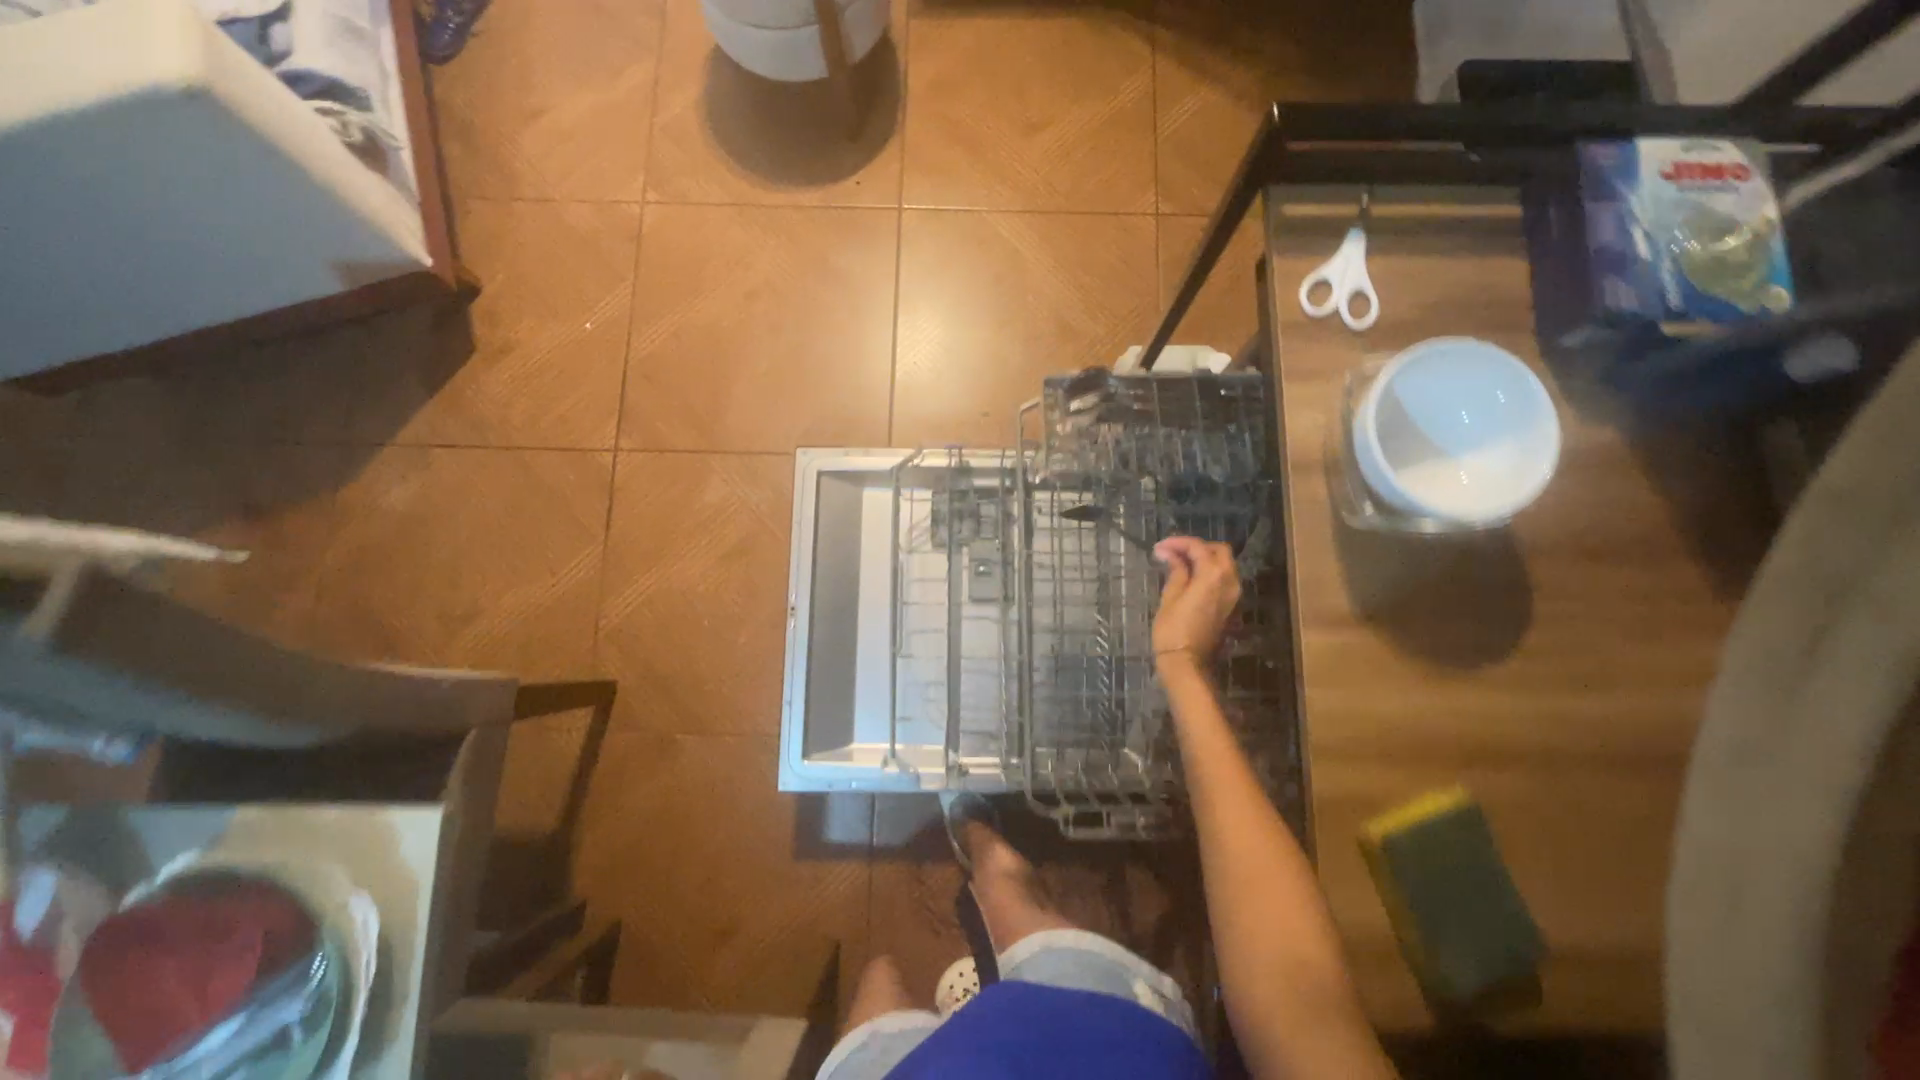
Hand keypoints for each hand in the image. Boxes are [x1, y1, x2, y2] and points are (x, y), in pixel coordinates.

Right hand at [1152, 536, 1240, 671]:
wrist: (1186, 662)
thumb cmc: (1173, 630)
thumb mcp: (1170, 597)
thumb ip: (1176, 571)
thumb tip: (1171, 554)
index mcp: (1213, 575)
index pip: (1198, 547)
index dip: (1178, 543)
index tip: (1159, 547)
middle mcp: (1229, 581)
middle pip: (1218, 551)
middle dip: (1196, 547)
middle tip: (1172, 552)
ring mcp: (1233, 594)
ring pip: (1224, 564)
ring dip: (1204, 559)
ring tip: (1179, 563)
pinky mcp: (1229, 605)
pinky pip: (1223, 579)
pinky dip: (1209, 572)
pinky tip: (1189, 576)